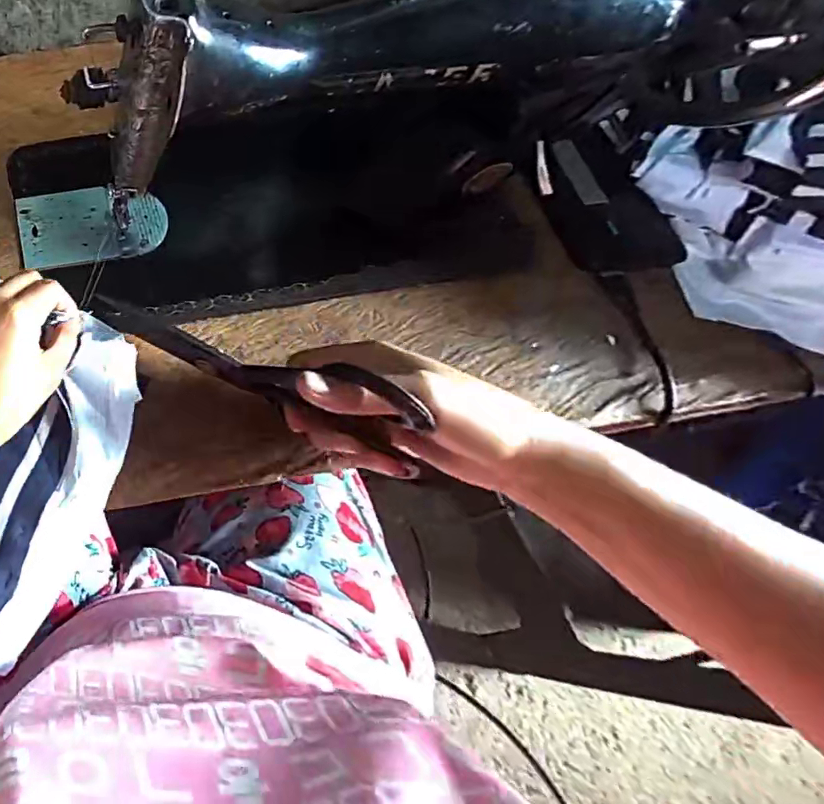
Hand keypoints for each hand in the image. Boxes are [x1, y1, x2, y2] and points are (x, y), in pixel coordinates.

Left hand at [0, 272, 81, 466]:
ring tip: (27, 335)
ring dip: (22, 301)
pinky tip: (4, 342)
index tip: (66, 323)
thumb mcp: (48, 374)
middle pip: (27, 277)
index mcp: (16, 313)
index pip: (50, 287)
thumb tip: (67, 324)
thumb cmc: (1, 405)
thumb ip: (65, 340)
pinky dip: (1, 311)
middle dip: (44, 294)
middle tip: (50, 323)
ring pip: (5, 288)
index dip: (65, 303)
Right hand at [284, 341, 594, 498]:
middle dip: (323, 425)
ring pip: (332, 423)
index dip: (296, 390)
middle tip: (346, 447)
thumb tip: (300, 383)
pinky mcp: (387, 433)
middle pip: (314, 398)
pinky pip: (355, 442)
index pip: (308, 365)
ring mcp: (376, 408)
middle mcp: (366, 379)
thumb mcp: (418, 401)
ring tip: (376, 458)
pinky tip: (391, 465)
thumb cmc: (478, 418)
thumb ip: (357, 394)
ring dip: (343, 444)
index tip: (303, 420)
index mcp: (369, 359)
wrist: (527, 459)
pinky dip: (362, 456)